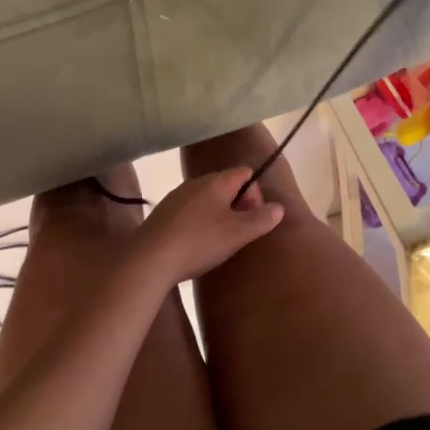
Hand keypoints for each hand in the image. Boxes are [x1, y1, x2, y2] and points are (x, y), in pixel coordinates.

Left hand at [129, 168, 284, 284]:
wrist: (151, 257)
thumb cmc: (199, 241)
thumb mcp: (237, 234)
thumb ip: (261, 219)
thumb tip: (279, 206)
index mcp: (217, 182)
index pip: (244, 172)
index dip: (256, 192)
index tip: (255, 217)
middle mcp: (196, 182)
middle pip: (226, 184)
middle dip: (238, 204)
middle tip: (240, 233)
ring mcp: (177, 195)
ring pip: (207, 198)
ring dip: (218, 214)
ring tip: (219, 241)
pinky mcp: (163, 212)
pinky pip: (190, 210)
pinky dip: (199, 221)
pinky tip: (196, 244)